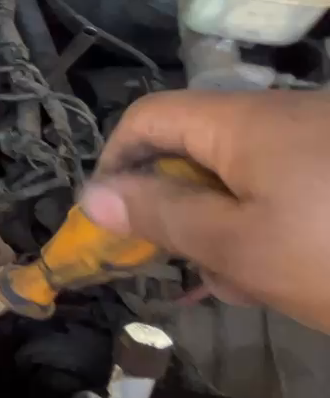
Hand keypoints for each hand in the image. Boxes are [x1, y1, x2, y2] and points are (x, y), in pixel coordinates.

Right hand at [80, 89, 329, 331]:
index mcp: (249, 123)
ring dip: (236, 221)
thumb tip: (91, 196)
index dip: (117, 161)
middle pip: (203, 147)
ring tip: (253, 280)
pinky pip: (312, 184)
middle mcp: (299, 117)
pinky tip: (306, 268)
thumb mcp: (243, 249)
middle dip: (182, 203)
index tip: (119, 216)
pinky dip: (292, 222)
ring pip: (260, 173)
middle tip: (188, 262)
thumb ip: (159, 217)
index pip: (147, 118)